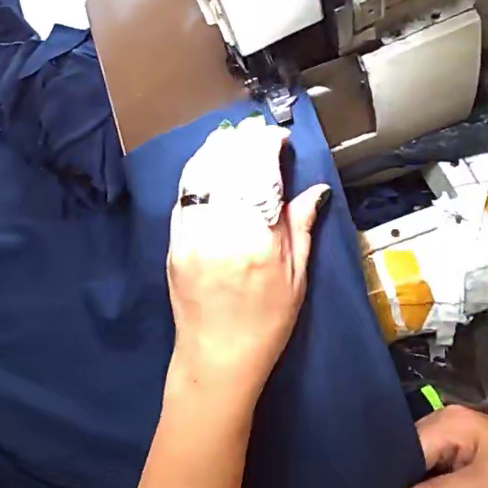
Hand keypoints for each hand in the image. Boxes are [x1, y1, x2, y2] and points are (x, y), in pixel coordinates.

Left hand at [167, 119, 331, 390]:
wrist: (216, 356)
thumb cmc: (265, 324)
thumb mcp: (296, 278)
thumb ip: (300, 228)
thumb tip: (314, 190)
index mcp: (257, 241)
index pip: (260, 176)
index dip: (267, 149)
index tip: (276, 137)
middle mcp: (220, 233)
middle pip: (228, 171)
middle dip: (241, 143)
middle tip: (254, 130)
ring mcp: (191, 237)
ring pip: (201, 179)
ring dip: (215, 152)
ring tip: (230, 138)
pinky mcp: (174, 244)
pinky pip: (183, 198)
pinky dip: (195, 175)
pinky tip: (206, 164)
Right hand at [388, 405, 487, 487]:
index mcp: (447, 420)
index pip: (402, 446)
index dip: (386, 475)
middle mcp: (445, 420)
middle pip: (406, 451)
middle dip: (393, 480)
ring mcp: (455, 436)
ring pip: (417, 461)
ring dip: (408, 486)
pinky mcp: (464, 454)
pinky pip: (431, 468)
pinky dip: (424, 487)